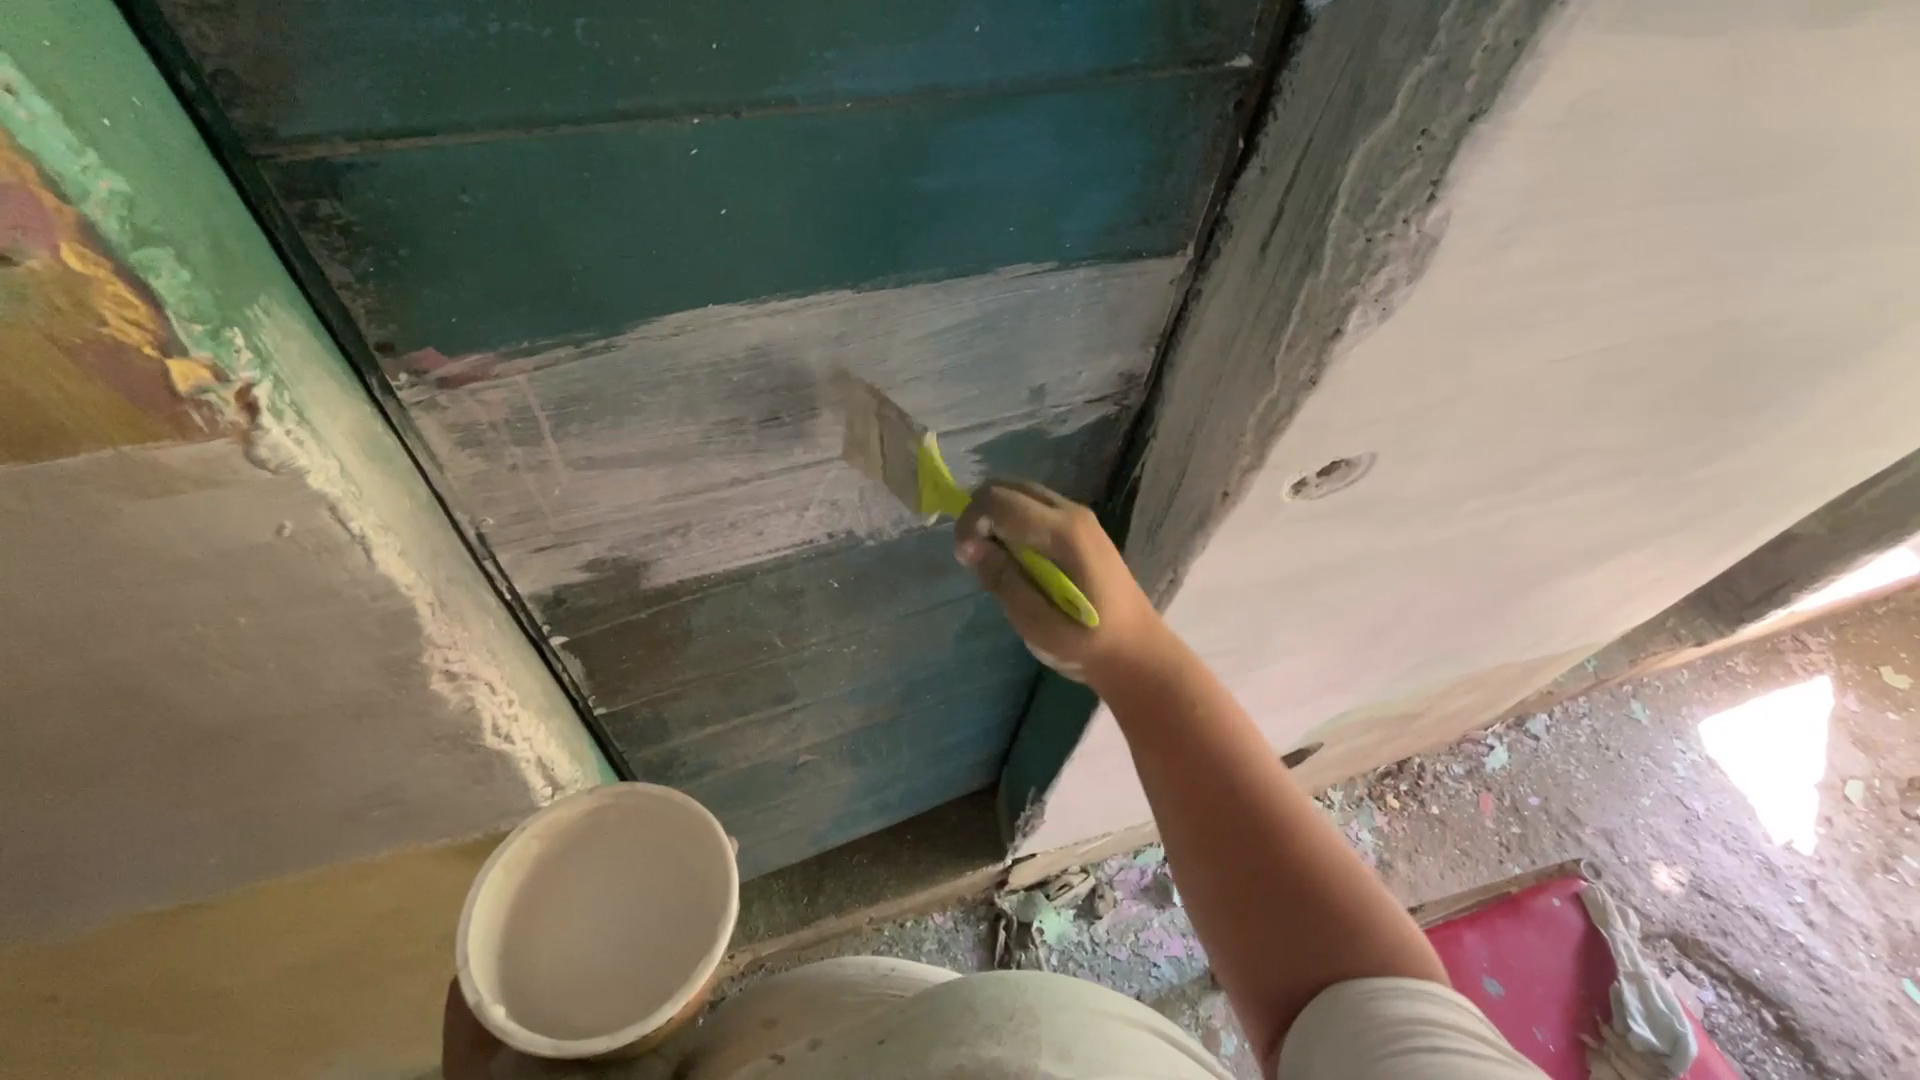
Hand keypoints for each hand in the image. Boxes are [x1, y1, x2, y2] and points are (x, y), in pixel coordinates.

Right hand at [954, 480, 1166, 683]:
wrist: (1138, 652)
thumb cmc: (1088, 644)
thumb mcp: (1038, 624)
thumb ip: (1004, 581)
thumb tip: (971, 547)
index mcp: (1063, 533)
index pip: (998, 500)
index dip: (970, 522)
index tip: (966, 559)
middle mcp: (1072, 512)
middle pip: (1008, 487)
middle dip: (979, 514)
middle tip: (974, 557)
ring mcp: (1079, 518)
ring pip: (1021, 494)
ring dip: (996, 518)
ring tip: (994, 560)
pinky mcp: (1081, 528)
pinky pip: (1035, 508)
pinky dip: (1013, 523)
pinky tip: (1018, 560)